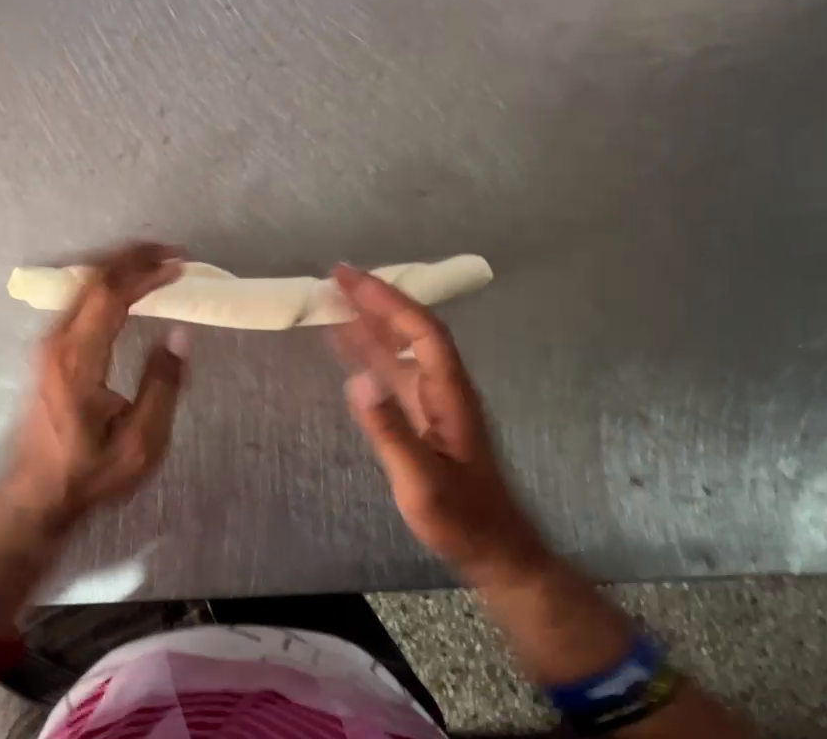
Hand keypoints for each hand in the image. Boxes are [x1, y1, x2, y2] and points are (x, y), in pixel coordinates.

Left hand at [0, 242, 189, 535]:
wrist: (39, 492)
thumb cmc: (92, 471)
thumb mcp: (141, 442)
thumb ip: (162, 386)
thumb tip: (179, 335)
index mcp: (79, 360)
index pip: (111, 296)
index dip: (146, 273)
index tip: (179, 266)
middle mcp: (56, 341)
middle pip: (93, 278)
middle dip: (134, 256)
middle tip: (173, 251)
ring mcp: (47, 342)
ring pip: (82, 283)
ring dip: (119, 264)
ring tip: (155, 260)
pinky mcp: (47, 349)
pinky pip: (78, 296)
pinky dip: (106, 280)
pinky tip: (126, 282)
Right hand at [330, 264, 544, 577]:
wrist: (492, 550)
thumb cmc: (460, 518)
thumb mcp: (421, 480)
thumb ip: (390, 431)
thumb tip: (357, 379)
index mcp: (449, 393)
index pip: (420, 331)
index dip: (387, 300)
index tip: (350, 278)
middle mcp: (442, 387)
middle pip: (410, 329)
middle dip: (375, 299)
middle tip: (335, 276)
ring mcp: (432, 401)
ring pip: (399, 347)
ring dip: (369, 320)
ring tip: (334, 298)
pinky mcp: (421, 417)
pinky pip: (392, 371)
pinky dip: (368, 351)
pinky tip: (347, 344)